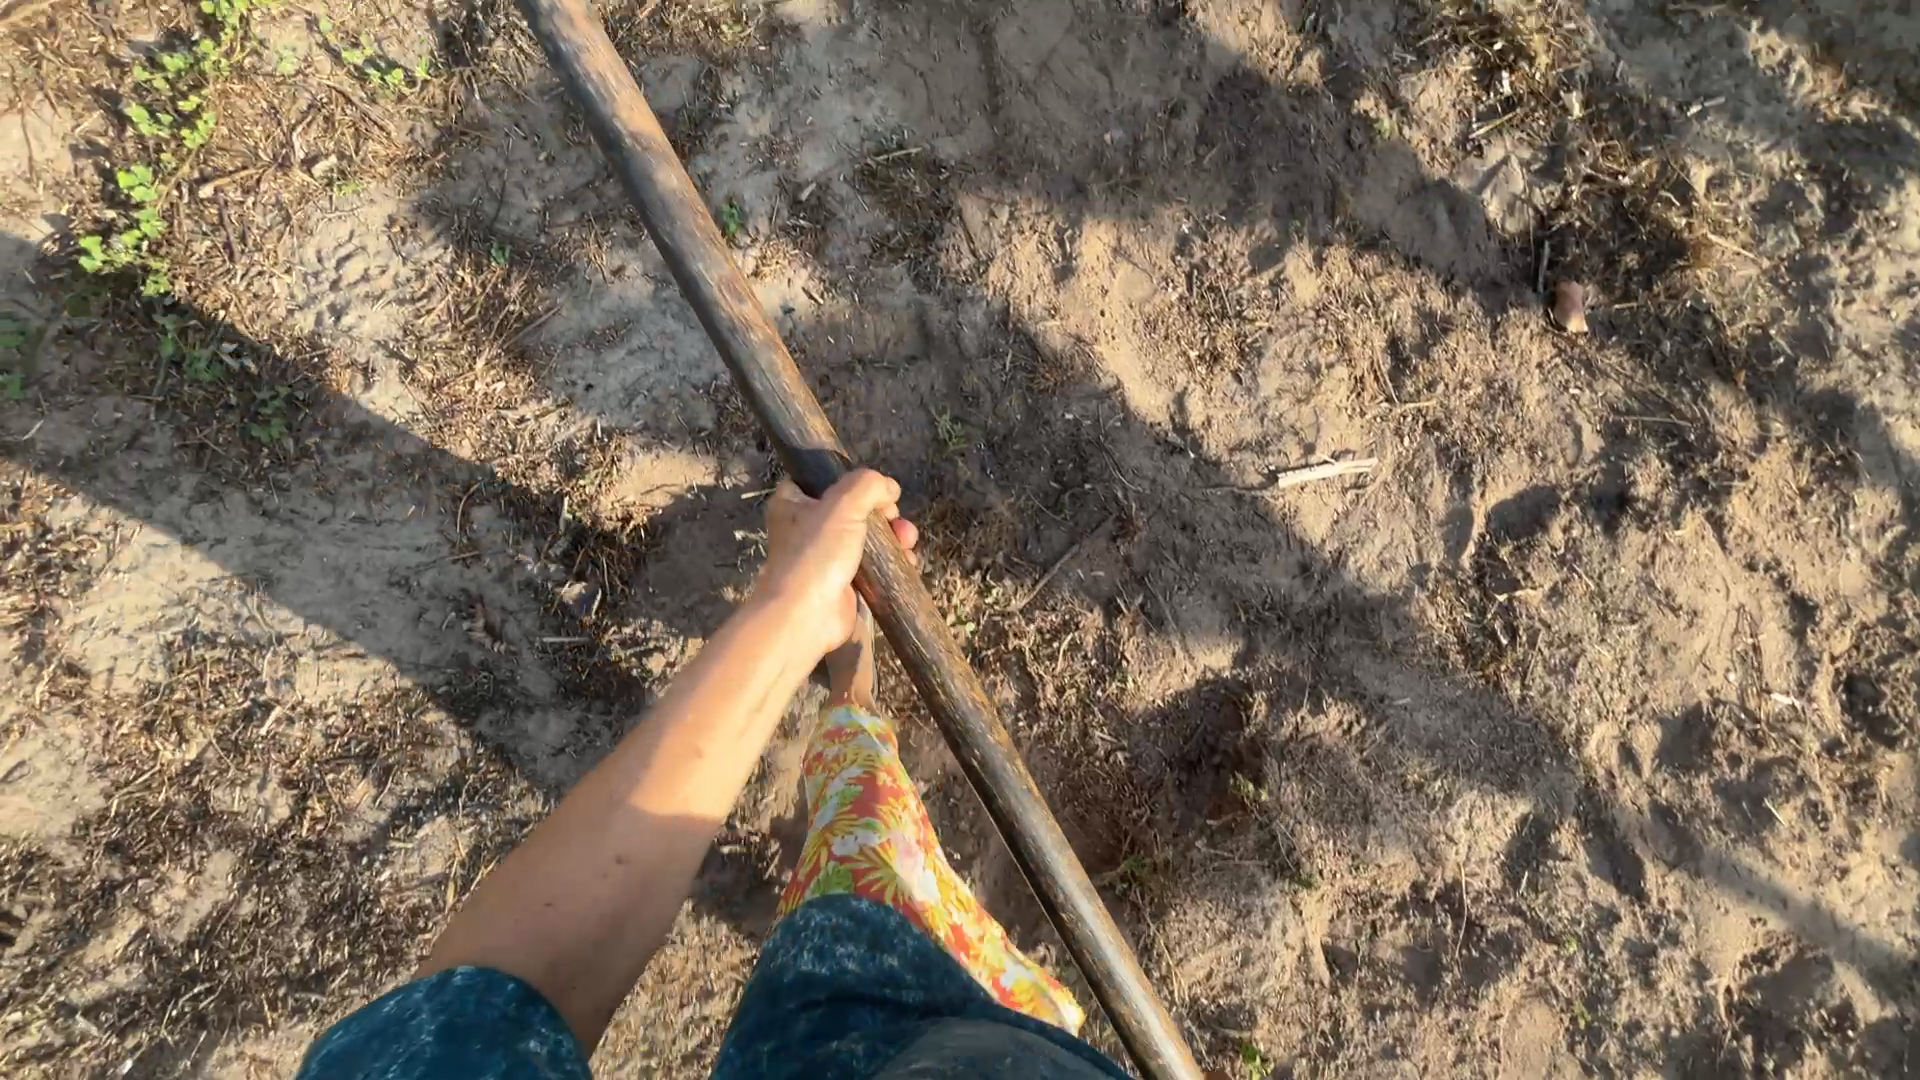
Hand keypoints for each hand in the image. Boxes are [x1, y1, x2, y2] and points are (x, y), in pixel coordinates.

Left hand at [753, 469, 918, 662]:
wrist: (806, 617)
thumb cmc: (816, 554)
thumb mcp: (842, 506)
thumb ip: (868, 485)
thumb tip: (889, 488)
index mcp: (793, 503)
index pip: (821, 479)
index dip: (851, 481)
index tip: (874, 489)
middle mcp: (806, 527)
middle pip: (854, 508)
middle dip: (883, 512)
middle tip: (895, 519)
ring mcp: (826, 556)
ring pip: (868, 536)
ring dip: (894, 536)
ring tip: (908, 541)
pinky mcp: (844, 582)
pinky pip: (874, 564)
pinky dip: (892, 560)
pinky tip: (907, 561)